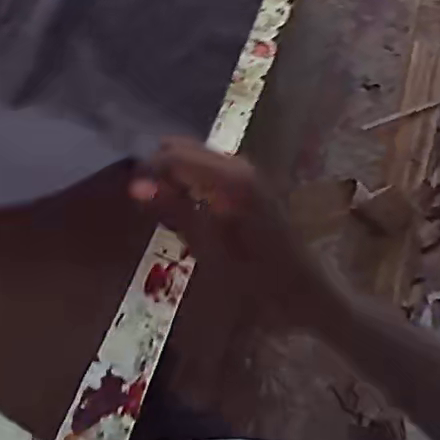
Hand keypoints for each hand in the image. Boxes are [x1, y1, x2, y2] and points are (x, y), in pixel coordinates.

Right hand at [130, 138, 347, 309]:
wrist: (308, 292)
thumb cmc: (258, 279)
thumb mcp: (209, 249)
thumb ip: (173, 210)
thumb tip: (135, 185)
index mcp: (228, 178)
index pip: (171, 154)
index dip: (146, 170)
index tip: (131, 196)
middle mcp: (236, 163)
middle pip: (179, 147)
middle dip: (157, 168)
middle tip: (145, 203)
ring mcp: (243, 169)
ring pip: (191, 154)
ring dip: (171, 172)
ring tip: (160, 207)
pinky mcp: (246, 179)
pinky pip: (205, 166)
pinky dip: (187, 177)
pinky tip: (184, 206)